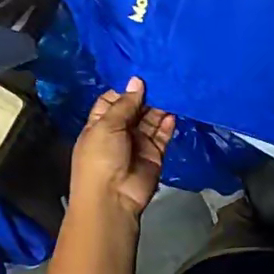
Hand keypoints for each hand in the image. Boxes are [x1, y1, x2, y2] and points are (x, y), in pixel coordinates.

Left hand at [70, 77, 175, 218]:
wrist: (112, 197)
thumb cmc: (100, 158)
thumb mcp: (106, 125)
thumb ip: (125, 103)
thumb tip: (137, 81)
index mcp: (100, 124)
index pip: (113, 100)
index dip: (126, 89)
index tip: (141, 75)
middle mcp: (119, 132)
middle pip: (135, 109)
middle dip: (146, 95)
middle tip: (162, 78)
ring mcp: (138, 144)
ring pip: (151, 121)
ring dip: (159, 107)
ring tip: (171, 90)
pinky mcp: (154, 155)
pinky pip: (163, 136)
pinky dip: (168, 124)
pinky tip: (174, 112)